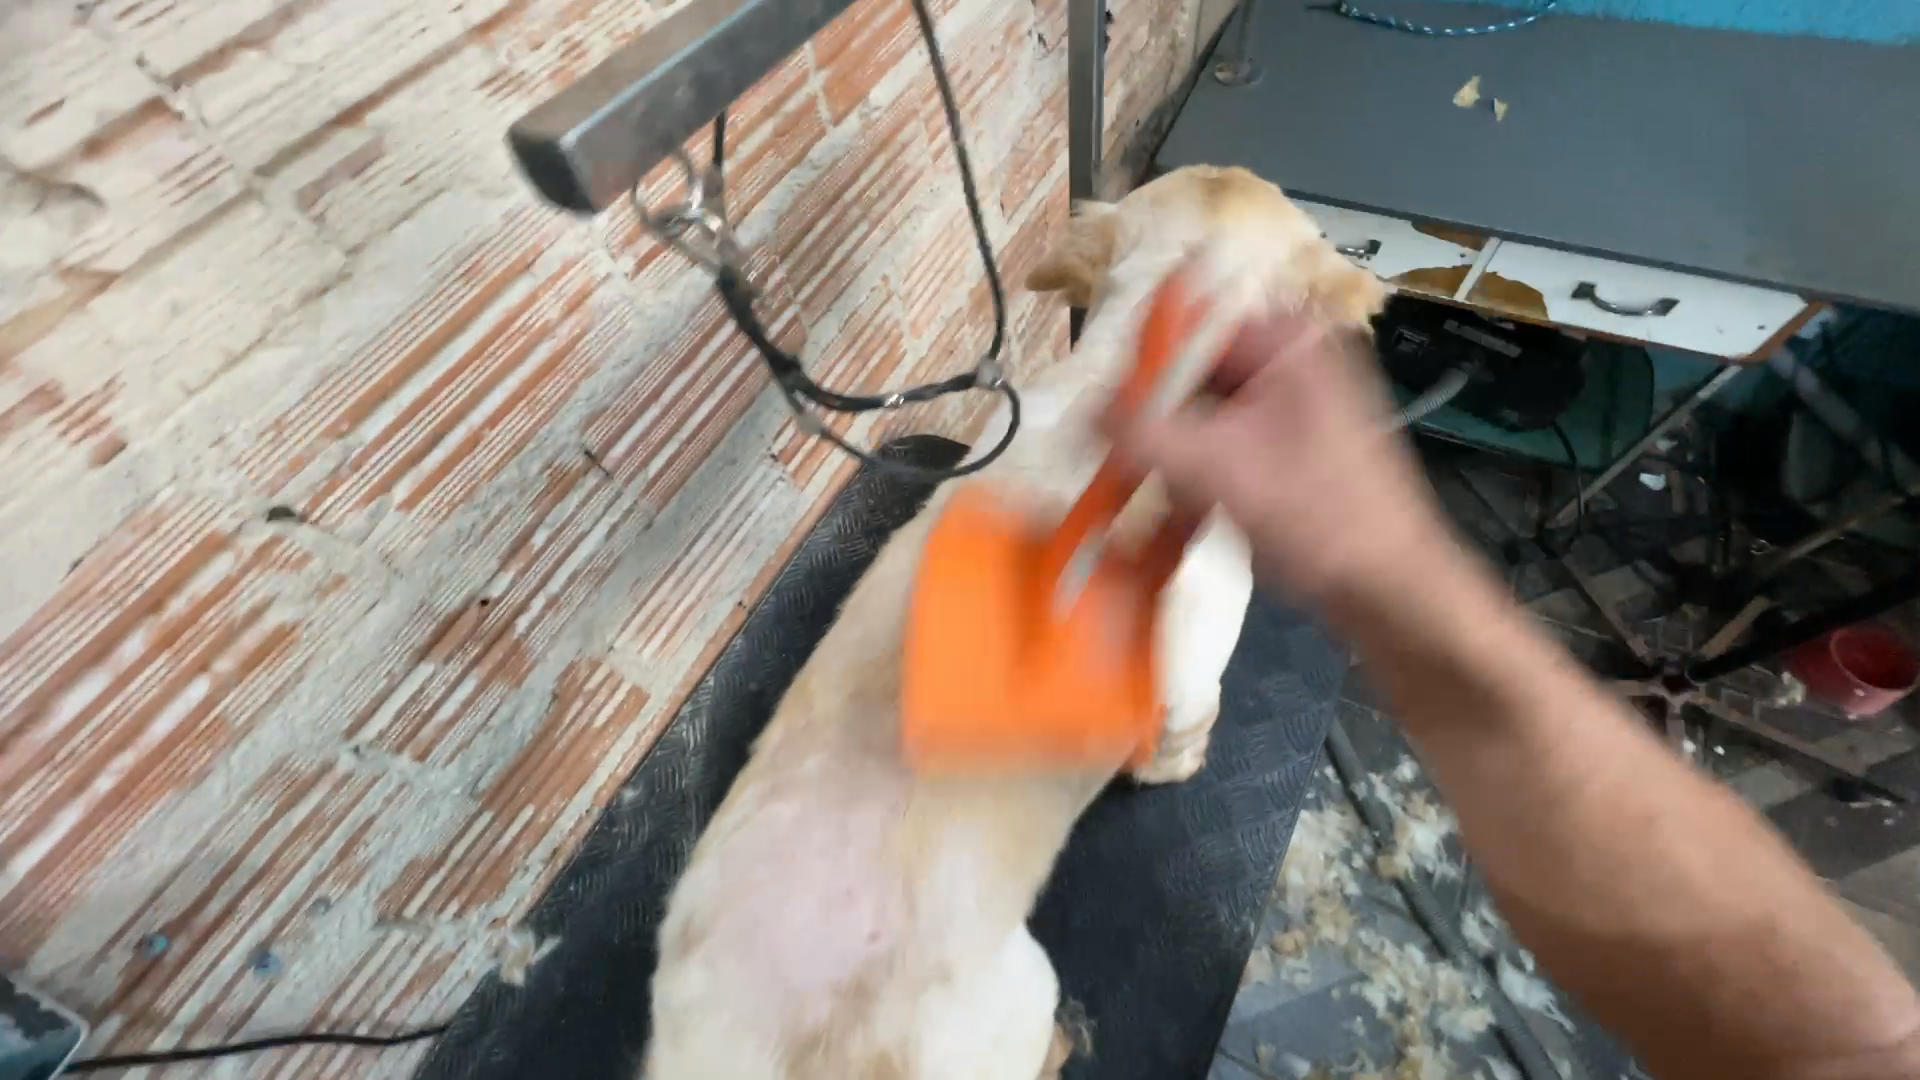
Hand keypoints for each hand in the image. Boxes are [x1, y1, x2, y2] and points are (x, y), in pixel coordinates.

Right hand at [1103, 312, 1457, 609]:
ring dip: (1165, 462)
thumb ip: (1145, 432)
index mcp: (1287, 342)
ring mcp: (1278, 410)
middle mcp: (1283, 364)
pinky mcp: (1270, 453)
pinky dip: (1186, 480)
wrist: (1382, 590)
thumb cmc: (1319, 518)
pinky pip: (1208, 450)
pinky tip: (1179, 516)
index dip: (1142, 365)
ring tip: (1157, 499)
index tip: (1111, 413)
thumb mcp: (1222, 467)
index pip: (1190, 325)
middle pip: (1186, 376)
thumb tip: (1085, 410)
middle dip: (1153, 426)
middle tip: (1127, 467)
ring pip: (1191, 418)